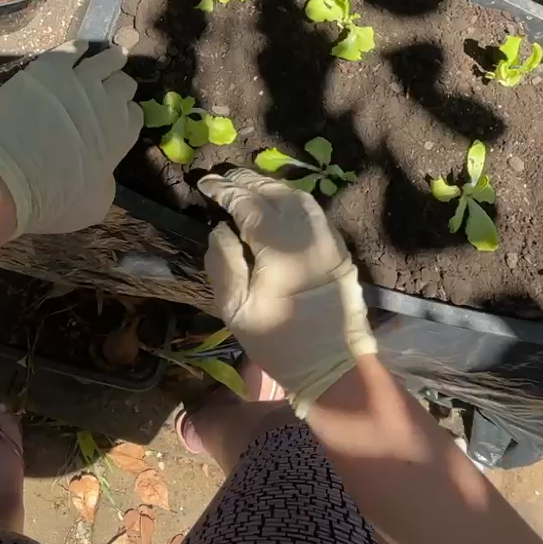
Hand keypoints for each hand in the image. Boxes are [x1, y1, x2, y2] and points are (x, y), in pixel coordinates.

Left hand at [0, 43, 138, 235]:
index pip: (135, 115)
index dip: (126, 116)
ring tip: (113, 57)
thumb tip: (102, 173)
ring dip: (111, 60)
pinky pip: (71, 48)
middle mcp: (107, 101)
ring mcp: (78, 80)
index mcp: (120, 134)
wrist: (2, 176)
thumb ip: (105, 182)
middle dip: (120, 87)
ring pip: (105, 61)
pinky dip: (79, 48)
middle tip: (112, 90)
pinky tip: (81, 47)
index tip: (118, 119)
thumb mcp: (93, 205)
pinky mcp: (48, 68)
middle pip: (123, 84)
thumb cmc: (50, 198)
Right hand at [197, 169, 376, 414]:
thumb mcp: (236, 310)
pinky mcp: (337, 245)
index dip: (224, 191)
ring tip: (244, 184)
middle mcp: (305, 233)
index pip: (247, 204)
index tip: (205, 184)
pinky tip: (275, 200)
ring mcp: (326, 236)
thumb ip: (223, 264)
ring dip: (268, 185)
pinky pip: (311, 208)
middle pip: (272, 192)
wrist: (333, 365)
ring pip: (295, 195)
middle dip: (244, 181)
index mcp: (278, 248)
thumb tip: (219, 229)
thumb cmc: (279, 341)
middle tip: (221, 179)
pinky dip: (289, 196)